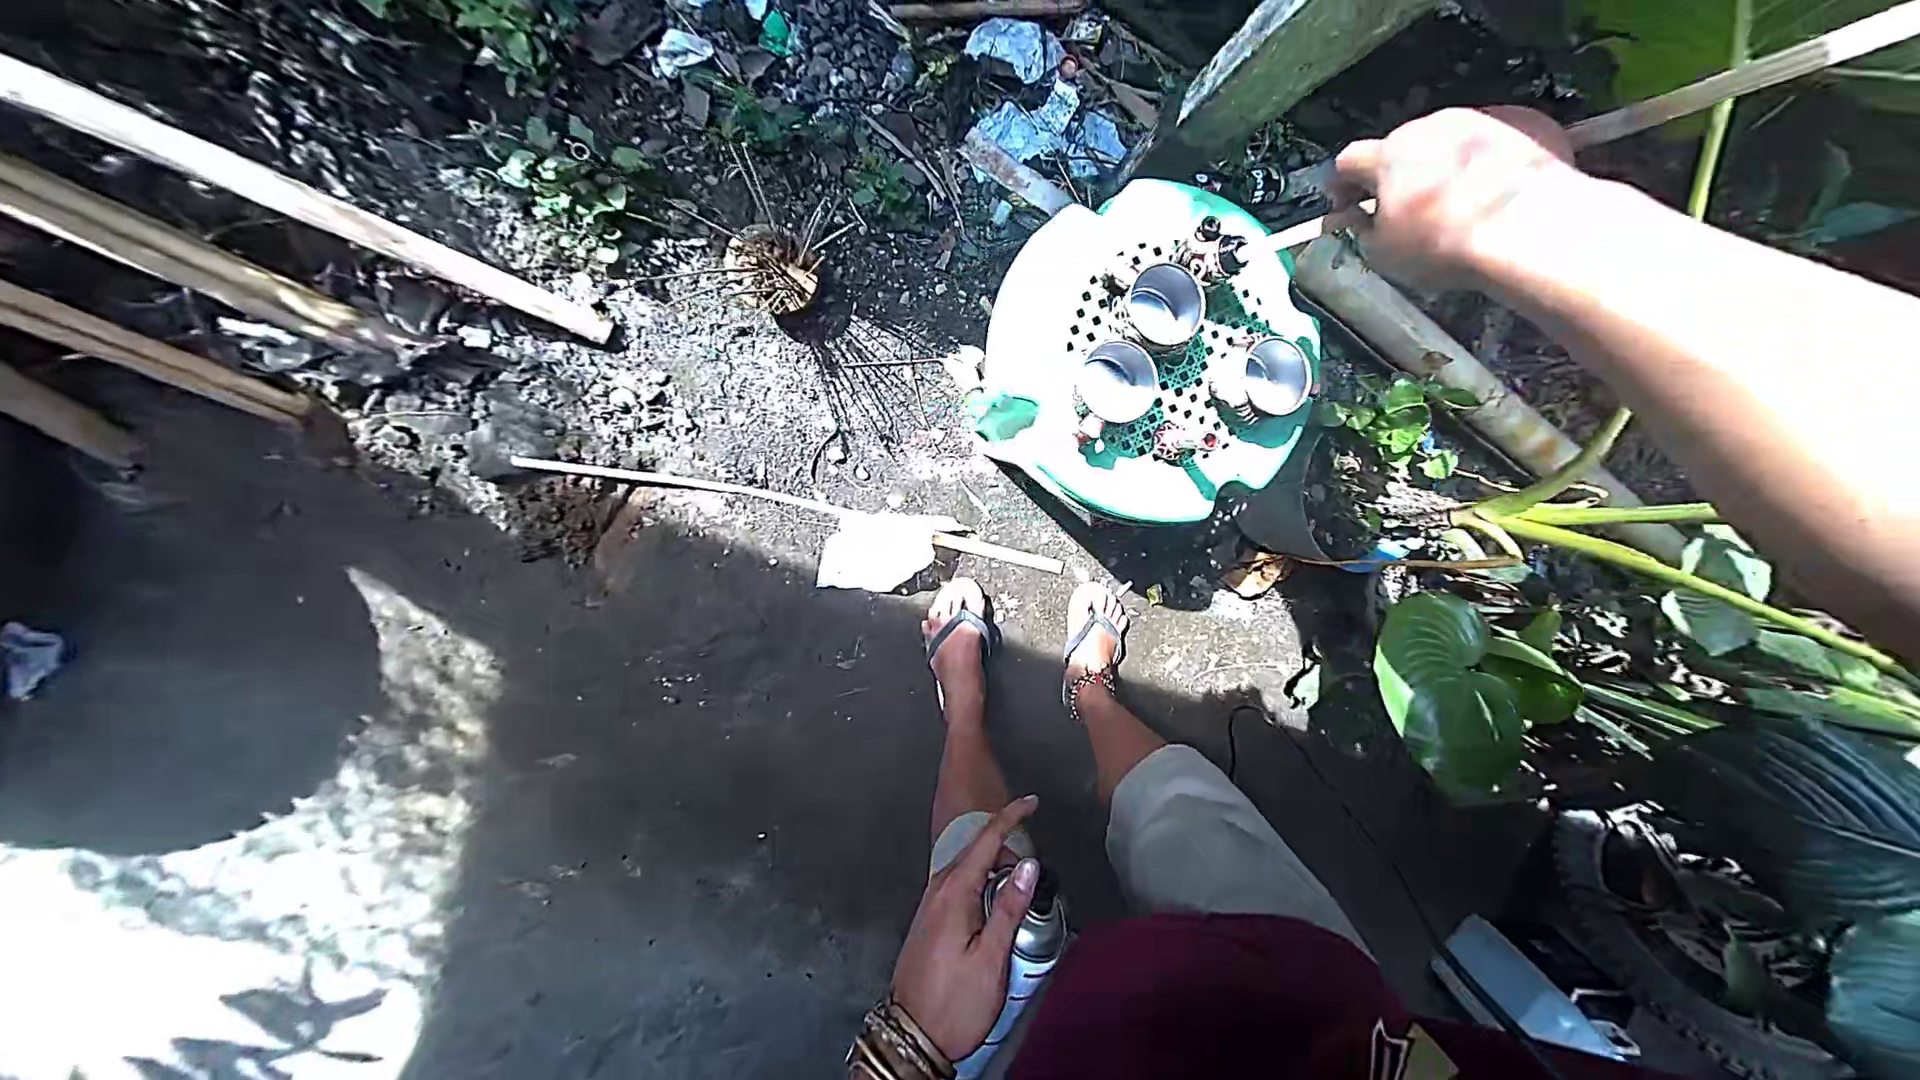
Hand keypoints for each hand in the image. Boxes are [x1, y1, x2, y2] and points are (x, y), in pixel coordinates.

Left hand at [891, 796, 1040, 1061]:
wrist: (912, 1036)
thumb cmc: (954, 1003)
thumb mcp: (991, 958)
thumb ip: (1009, 907)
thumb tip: (1028, 865)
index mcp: (954, 891)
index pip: (987, 839)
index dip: (1011, 815)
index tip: (1031, 801)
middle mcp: (939, 888)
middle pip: (977, 848)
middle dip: (1006, 841)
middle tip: (1032, 855)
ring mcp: (931, 901)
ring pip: (969, 865)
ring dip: (995, 863)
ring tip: (1018, 879)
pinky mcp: (931, 916)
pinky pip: (960, 881)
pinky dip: (982, 877)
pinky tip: (994, 896)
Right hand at [1329, 107, 1585, 290]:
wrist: (1528, 231)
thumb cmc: (1444, 245)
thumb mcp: (1381, 250)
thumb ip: (1360, 226)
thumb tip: (1350, 217)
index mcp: (1389, 155)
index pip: (1349, 160)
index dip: (1343, 185)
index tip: (1347, 206)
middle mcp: (1433, 126)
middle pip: (1401, 147)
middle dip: (1395, 176)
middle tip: (1400, 213)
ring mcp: (1482, 119)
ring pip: (1445, 142)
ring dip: (1438, 168)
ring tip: (1448, 207)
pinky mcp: (1525, 123)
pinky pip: (1489, 141)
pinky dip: (1481, 164)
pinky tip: (1485, 196)